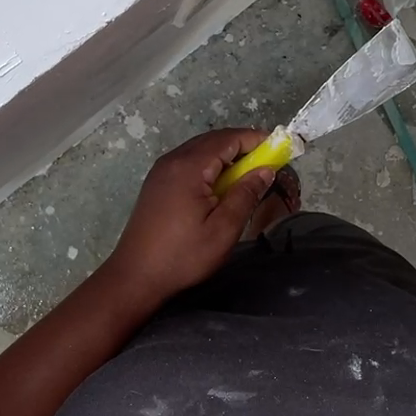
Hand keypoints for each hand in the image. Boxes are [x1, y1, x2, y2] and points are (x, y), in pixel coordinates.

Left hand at [102, 129, 274, 301]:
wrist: (135, 275)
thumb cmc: (183, 255)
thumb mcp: (223, 229)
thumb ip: (246, 195)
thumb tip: (266, 170)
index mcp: (189, 167)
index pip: (228, 139)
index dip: (256, 140)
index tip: (280, 149)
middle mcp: (173, 160)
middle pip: (213, 141)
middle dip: (243, 147)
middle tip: (268, 163)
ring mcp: (161, 170)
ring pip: (200, 150)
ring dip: (226, 156)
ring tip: (248, 176)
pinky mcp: (157, 183)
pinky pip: (189, 162)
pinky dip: (210, 166)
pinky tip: (220, 186)